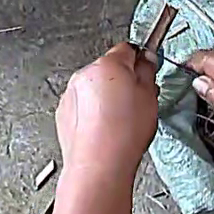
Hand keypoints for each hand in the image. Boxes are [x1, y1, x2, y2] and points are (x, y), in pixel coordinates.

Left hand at [56, 43, 156, 174]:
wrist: (99, 164)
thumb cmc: (124, 133)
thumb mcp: (150, 97)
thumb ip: (147, 72)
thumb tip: (146, 61)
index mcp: (108, 66)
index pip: (127, 49)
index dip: (141, 60)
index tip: (148, 70)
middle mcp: (85, 74)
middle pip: (110, 67)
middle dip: (124, 79)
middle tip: (139, 99)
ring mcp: (71, 93)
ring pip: (96, 85)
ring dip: (108, 95)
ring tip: (123, 118)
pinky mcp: (64, 110)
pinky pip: (84, 102)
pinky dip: (95, 109)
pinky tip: (107, 125)